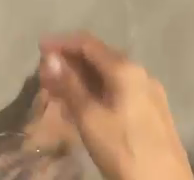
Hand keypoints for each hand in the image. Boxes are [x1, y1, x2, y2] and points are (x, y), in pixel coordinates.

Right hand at [37, 33, 193, 179]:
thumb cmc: (124, 151)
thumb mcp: (90, 118)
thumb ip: (69, 84)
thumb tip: (50, 57)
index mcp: (125, 69)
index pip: (87, 43)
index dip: (61, 43)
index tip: (39, 50)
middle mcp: (140, 73)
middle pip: (98, 58)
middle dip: (70, 64)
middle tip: (45, 78)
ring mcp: (150, 94)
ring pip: (108, 77)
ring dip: (81, 81)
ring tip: (59, 96)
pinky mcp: (154, 113)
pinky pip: (119, 92)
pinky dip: (97, 94)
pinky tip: (84, 110)